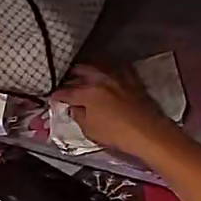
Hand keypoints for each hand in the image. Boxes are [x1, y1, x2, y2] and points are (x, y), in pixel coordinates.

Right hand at [57, 63, 181, 157]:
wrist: (147, 132)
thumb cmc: (116, 134)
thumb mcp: (90, 130)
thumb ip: (79, 116)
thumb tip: (74, 108)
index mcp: (88, 93)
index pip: (67, 92)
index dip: (58, 95)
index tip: (53, 97)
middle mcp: (101, 79)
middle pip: (82, 72)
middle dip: (71, 76)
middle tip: (66, 81)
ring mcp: (118, 77)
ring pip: (98, 67)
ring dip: (88, 70)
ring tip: (82, 74)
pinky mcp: (131, 79)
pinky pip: (116, 69)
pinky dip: (108, 71)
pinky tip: (106, 74)